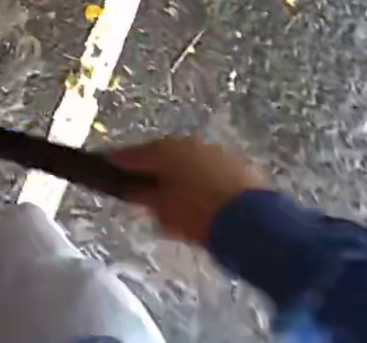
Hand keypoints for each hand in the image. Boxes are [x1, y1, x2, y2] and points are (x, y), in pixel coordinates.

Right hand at [107, 136, 266, 242]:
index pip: (130, 154)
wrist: (260, 224)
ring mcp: (212, 150)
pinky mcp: (238, 165)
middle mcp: (183, 141)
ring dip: (180, 177)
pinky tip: (206, 203)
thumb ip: (144, 197)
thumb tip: (132, 190)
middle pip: (160, 156)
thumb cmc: (200, 214)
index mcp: (161, 148)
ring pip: (187, 163)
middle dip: (153, 172)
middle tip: (147, 192)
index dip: (116, 164)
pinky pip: (210, 171)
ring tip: (179, 201)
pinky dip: (203, 182)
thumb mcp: (164, 211)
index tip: (105, 172)